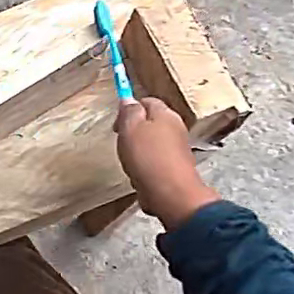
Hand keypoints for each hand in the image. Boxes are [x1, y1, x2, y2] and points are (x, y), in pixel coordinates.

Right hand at [115, 98, 219, 228]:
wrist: (170, 193)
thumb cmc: (148, 157)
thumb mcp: (130, 128)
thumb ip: (128, 112)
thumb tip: (128, 99)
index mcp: (165, 114)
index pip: (147, 100)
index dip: (130, 109)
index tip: (116, 123)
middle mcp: (176, 128)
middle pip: (150, 121)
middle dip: (133, 130)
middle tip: (121, 141)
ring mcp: (177, 148)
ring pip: (152, 142)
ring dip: (138, 150)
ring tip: (129, 160)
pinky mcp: (175, 167)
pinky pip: (155, 160)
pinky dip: (145, 165)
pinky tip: (139, 174)